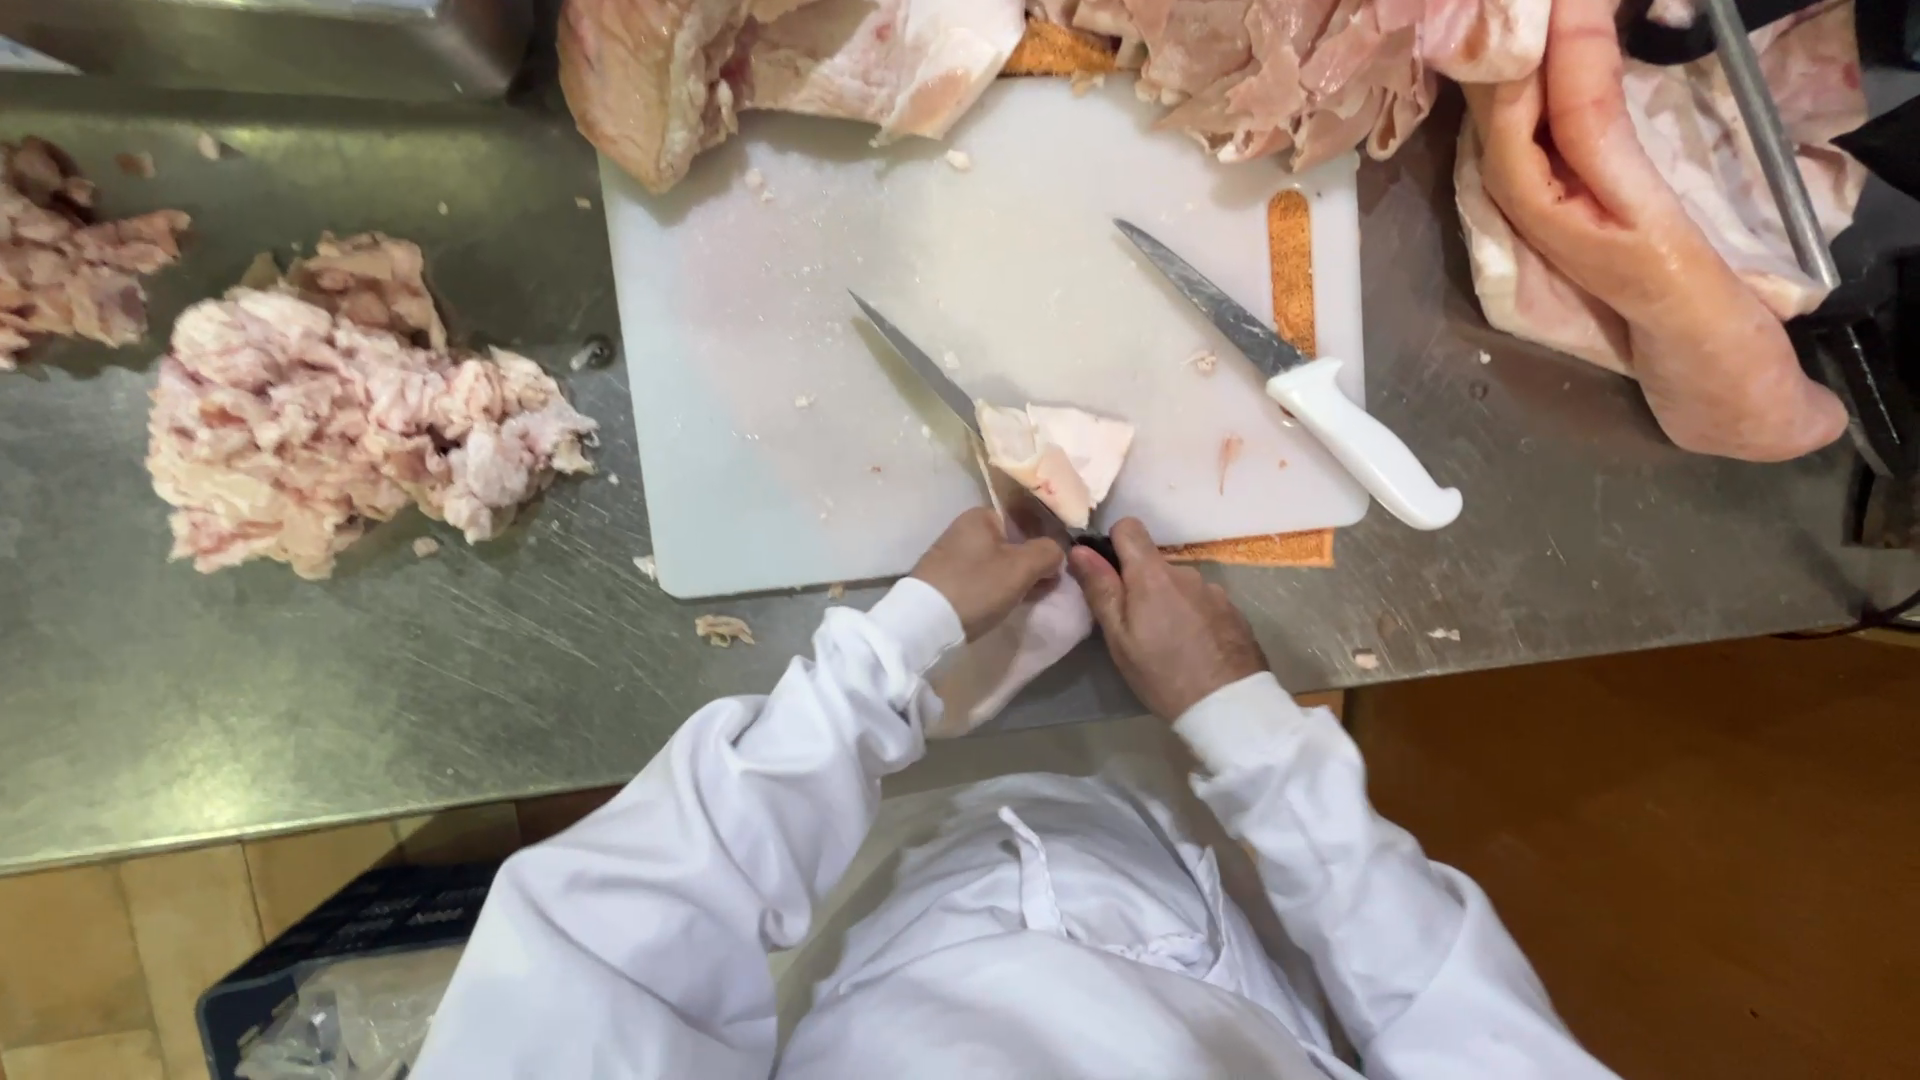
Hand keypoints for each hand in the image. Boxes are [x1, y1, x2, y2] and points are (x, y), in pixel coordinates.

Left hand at [911, 507, 1065, 639]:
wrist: (925, 624)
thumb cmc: (977, 587)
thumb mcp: (1022, 567)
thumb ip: (1048, 552)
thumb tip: (1056, 552)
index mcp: (979, 516)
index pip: (1023, 520)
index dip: (1044, 541)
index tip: (1056, 566)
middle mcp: (963, 530)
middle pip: (1011, 543)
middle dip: (1031, 564)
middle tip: (1046, 586)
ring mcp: (951, 556)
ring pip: (997, 563)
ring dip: (1016, 579)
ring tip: (1030, 598)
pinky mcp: (945, 580)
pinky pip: (982, 579)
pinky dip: (996, 589)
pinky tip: (1006, 604)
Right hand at [1068, 518, 1266, 720]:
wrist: (1229, 707)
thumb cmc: (1162, 674)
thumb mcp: (1119, 637)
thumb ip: (1100, 589)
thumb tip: (1080, 550)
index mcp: (1153, 574)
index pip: (1129, 527)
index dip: (1112, 543)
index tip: (1108, 574)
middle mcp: (1186, 572)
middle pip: (1153, 562)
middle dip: (1139, 583)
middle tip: (1135, 626)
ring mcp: (1214, 590)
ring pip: (1178, 584)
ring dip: (1168, 601)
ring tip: (1167, 642)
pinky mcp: (1233, 610)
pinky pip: (1201, 601)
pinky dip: (1192, 615)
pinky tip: (1193, 647)